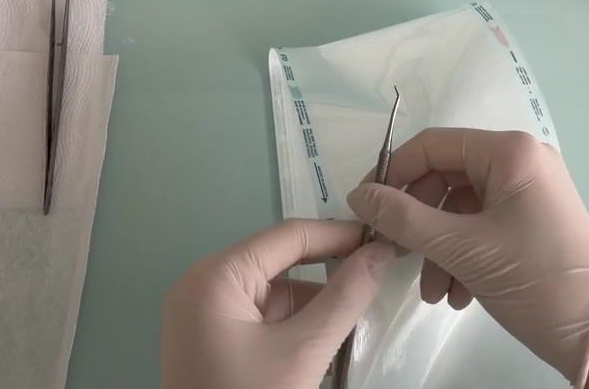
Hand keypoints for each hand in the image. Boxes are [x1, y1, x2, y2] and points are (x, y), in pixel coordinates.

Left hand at [160, 218, 394, 388]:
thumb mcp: (300, 355)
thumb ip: (344, 299)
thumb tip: (381, 252)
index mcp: (216, 275)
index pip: (289, 236)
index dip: (339, 235)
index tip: (384, 239)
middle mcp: (204, 286)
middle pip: (281, 266)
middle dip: (329, 276)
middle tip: (379, 280)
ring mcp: (204, 319)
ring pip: (274, 297)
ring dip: (315, 309)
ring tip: (361, 316)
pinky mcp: (211, 347)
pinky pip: (261, 323)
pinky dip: (294, 331)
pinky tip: (328, 345)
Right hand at [347, 127, 588, 386]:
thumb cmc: (535, 279)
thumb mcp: (462, 249)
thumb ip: (404, 218)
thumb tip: (358, 194)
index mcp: (509, 151)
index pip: (434, 145)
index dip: (395, 173)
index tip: (366, 207)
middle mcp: (522, 161)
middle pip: (448, 177)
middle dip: (420, 221)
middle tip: (397, 254)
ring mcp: (532, 192)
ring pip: (463, 208)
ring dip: (439, 247)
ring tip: (432, 291)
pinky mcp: (536, 221)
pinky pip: (485, 225)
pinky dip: (464, 256)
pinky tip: (456, 294)